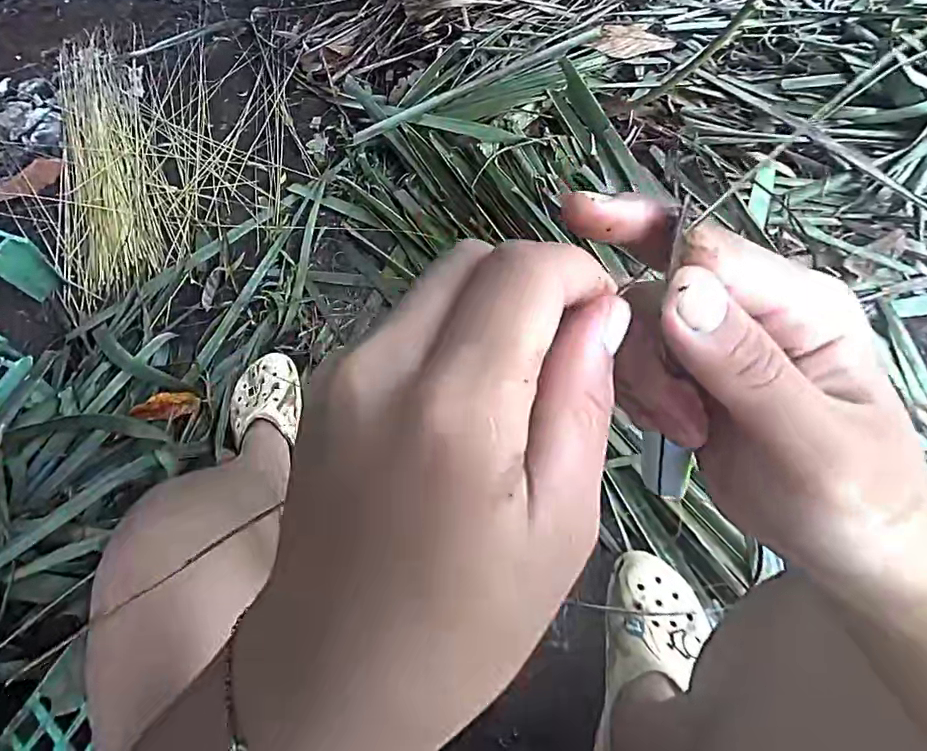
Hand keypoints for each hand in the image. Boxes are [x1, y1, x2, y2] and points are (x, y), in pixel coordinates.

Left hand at [235, 241, 629, 750]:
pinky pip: (403, 321)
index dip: (575, 272)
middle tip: (563, 343)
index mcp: (452, 406)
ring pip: (435, 284)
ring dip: (488, 306)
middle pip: (472, 259)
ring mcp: (342, 365)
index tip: (600, 313)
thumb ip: (582, 398)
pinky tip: (458, 401)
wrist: (329, 668)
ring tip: (513, 381)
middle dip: (532, 280)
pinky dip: (446, 332)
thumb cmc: (464, 622)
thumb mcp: (560, 524)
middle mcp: (383, 364)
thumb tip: (601, 311)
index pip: (520, 270)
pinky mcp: (324, 378)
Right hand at [560, 191, 926, 593]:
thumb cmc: (857, 503)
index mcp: (800, 302)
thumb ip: (749, 366)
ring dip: (642, 376)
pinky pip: (630, 354)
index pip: (707, 250)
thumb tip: (680, 289)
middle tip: (670, 405)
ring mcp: (715, 336)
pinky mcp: (686, 366)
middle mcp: (752, 305)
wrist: (849, 552)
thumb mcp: (815, 445)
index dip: (650, 253)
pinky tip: (671, 427)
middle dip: (645, 343)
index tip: (597, 275)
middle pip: (657, 282)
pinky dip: (635, 390)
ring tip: (684, 428)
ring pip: (635, 321)